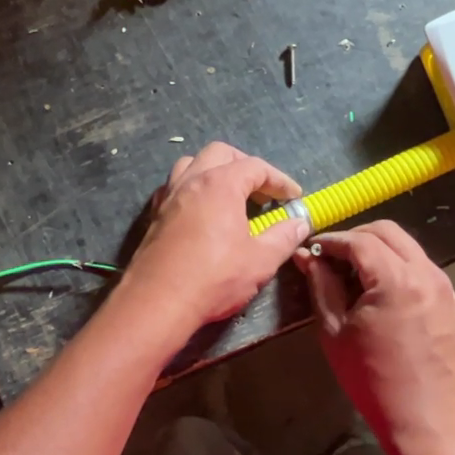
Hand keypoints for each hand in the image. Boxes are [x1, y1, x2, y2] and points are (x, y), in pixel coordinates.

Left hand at [113, 142, 310, 346]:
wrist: (158, 300)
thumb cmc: (214, 278)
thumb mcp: (260, 260)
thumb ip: (283, 237)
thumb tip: (300, 222)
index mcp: (220, 184)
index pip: (255, 167)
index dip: (279, 180)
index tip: (293, 197)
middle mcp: (191, 180)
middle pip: (220, 154)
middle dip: (245, 166)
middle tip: (262, 191)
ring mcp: (168, 195)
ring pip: (191, 164)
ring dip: (214, 172)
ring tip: (230, 196)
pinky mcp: (154, 214)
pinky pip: (174, 187)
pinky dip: (191, 189)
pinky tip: (200, 211)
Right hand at [295, 221, 454, 454]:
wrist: (427, 420)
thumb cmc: (373, 380)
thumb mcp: (335, 331)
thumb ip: (321, 286)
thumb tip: (305, 256)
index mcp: (396, 280)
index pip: (358, 241)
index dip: (329, 241)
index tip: (307, 250)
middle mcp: (424, 272)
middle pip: (386, 231)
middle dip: (353, 237)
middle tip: (327, 257)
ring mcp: (441, 283)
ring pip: (404, 244)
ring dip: (374, 247)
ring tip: (347, 271)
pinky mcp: (447, 297)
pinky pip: (416, 262)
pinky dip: (392, 262)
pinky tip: (372, 285)